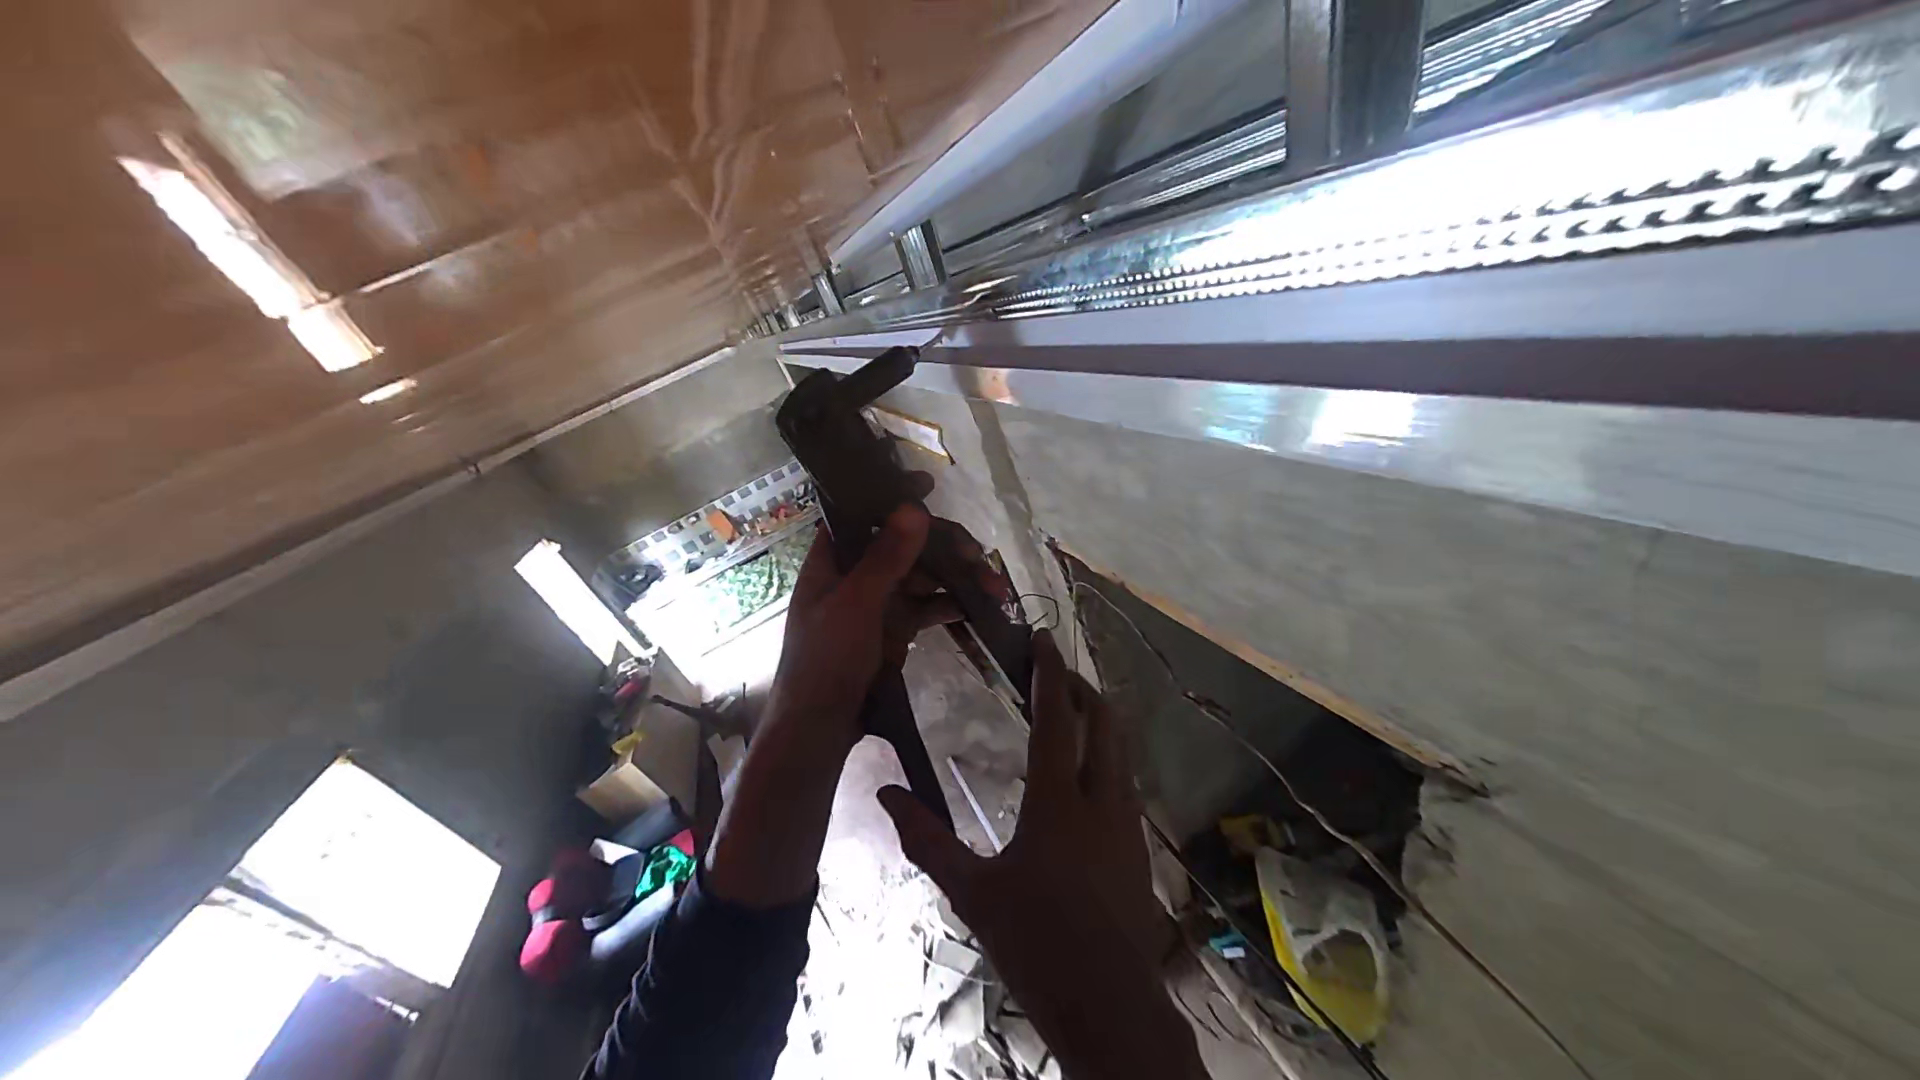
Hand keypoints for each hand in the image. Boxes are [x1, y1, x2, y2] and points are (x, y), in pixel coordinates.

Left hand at [764, 504, 960, 750]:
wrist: (820, 726)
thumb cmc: (824, 658)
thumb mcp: (855, 604)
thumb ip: (885, 558)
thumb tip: (915, 508)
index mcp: (834, 558)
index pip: (863, 513)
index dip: (893, 496)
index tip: (928, 485)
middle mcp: (858, 573)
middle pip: (905, 544)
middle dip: (943, 547)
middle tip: (977, 554)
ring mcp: (880, 600)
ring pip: (923, 575)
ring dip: (955, 577)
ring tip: (993, 586)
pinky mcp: (897, 628)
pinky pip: (928, 606)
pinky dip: (950, 604)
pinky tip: (978, 607)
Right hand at [879, 632, 1205, 1079]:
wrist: (1110, 1006)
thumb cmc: (1035, 944)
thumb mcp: (972, 892)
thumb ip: (926, 839)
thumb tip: (886, 792)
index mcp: (1059, 801)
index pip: (1058, 718)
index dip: (1051, 673)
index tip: (1043, 640)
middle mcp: (1102, 799)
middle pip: (1104, 722)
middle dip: (1081, 688)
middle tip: (1053, 674)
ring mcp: (1127, 822)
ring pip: (1121, 749)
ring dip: (1098, 721)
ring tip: (1068, 714)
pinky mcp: (1138, 845)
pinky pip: (1125, 780)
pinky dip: (1106, 756)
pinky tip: (1084, 775)